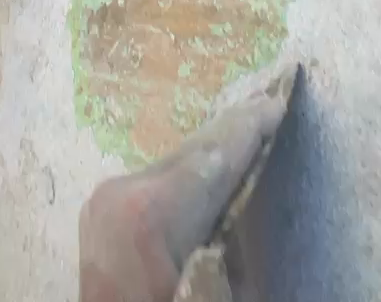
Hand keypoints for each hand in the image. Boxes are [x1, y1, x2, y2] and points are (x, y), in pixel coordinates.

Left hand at [78, 75, 291, 301]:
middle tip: (269, 101)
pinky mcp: (103, 210)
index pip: (211, 160)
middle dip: (233, 134)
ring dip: (212, 154)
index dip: (248, 131)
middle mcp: (121, 192)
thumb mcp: (216, 296)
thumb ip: (234, 247)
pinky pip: (155, 182)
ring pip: (173, 166)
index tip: (277, 99)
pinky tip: (212, 164)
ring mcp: (106, 198)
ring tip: (250, 126)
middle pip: (191, 156)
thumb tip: (245, 189)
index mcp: (148, 214)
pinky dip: (187, 174)